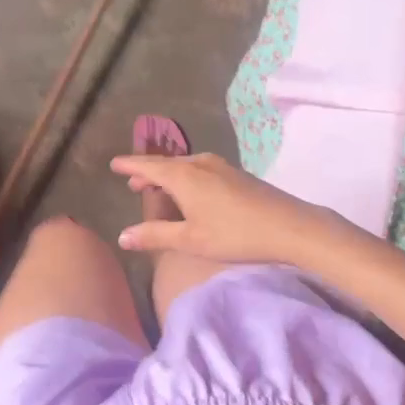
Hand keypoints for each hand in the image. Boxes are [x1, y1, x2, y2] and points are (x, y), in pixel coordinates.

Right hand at [110, 153, 334, 265]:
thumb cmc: (235, 234)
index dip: (130, 166)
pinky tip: (191, 193)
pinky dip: (186, 178)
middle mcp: (199, 164)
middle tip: (133, 184)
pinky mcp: (237, 175)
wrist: (290, 227)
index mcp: (183, 176)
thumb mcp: (190, 240)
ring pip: (185, 166)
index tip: (114, 164)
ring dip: (169, 176)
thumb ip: (155, 236)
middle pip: (166, 164)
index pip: (148, 166)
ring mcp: (221, 167)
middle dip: (148, 172)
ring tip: (159, 189)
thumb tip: (122, 236)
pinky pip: (200, 170)